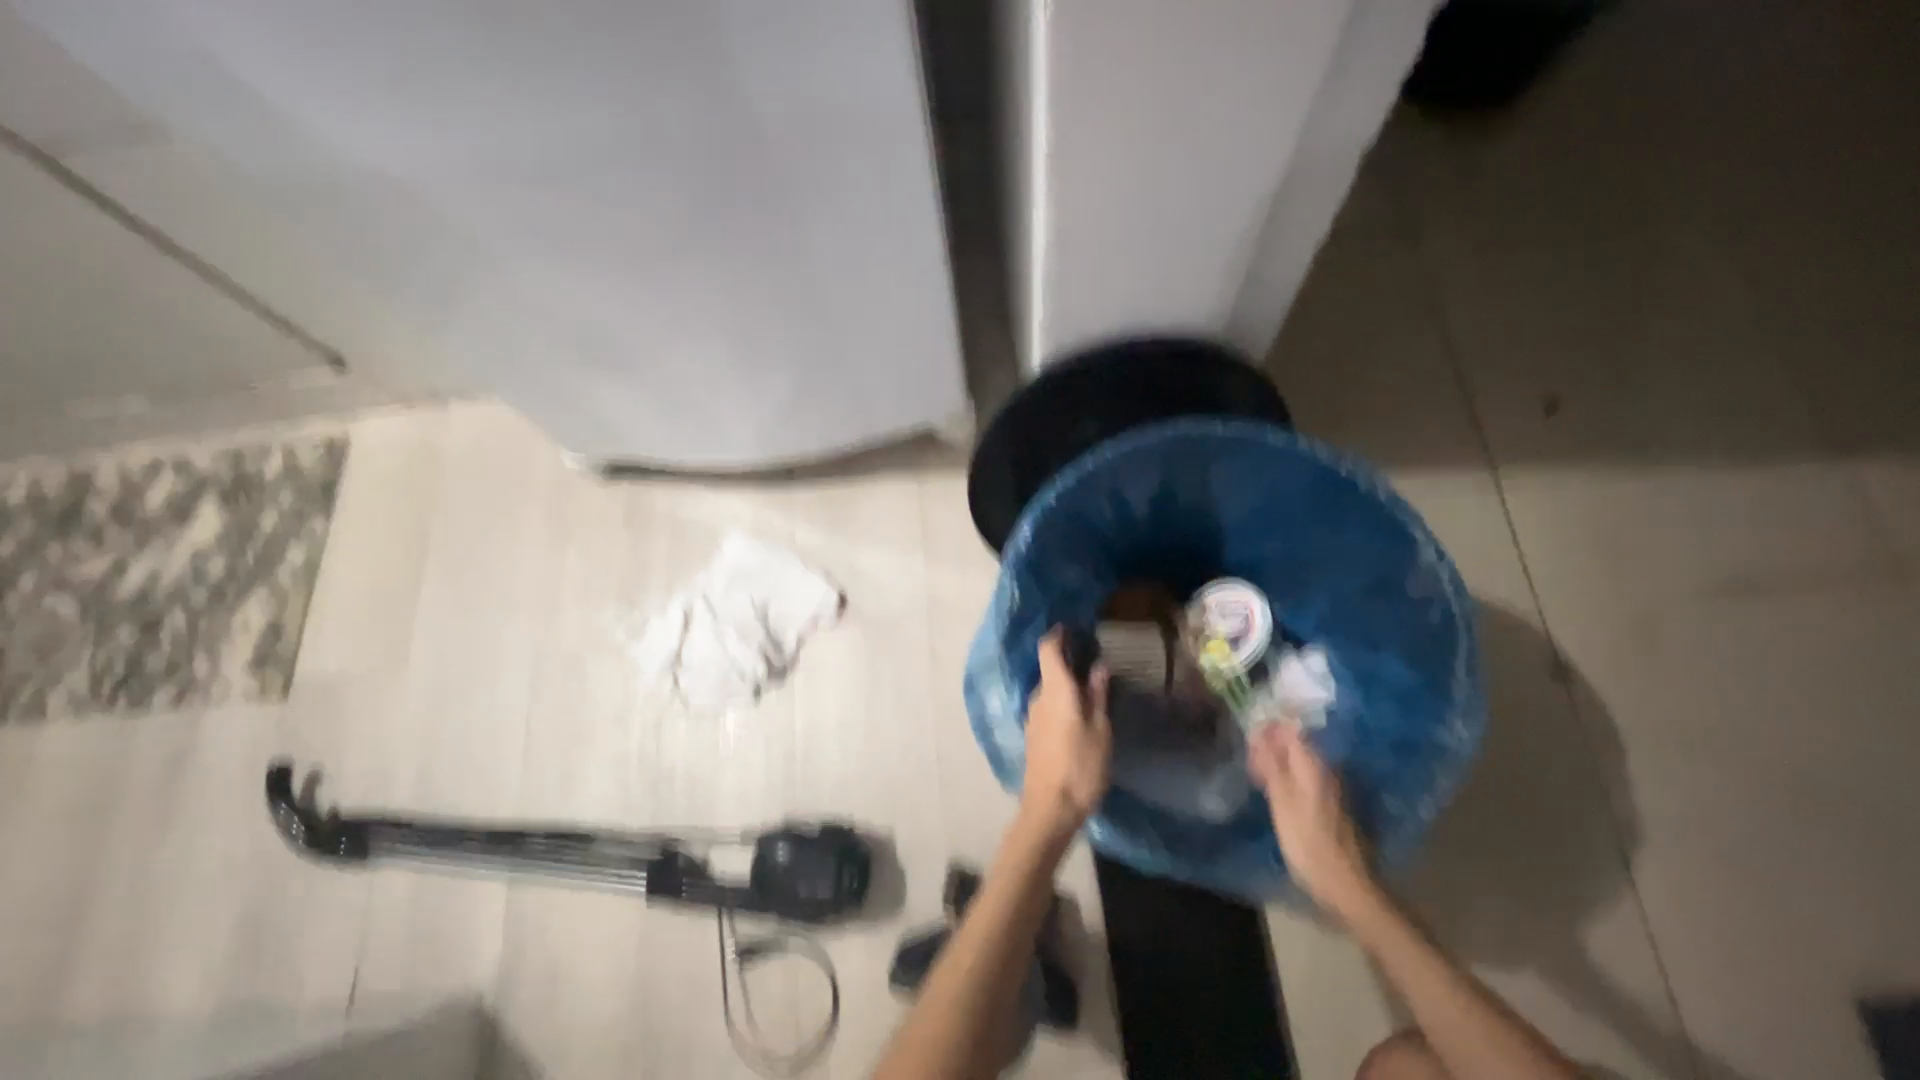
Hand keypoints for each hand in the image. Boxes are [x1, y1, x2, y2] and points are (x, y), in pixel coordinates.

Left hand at [1021, 628, 1111, 835]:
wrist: (1049, 809)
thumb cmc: (1081, 767)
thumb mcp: (1100, 730)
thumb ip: (1097, 696)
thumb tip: (1098, 666)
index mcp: (1055, 690)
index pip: (1048, 649)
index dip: (1058, 635)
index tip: (1073, 627)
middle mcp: (1038, 698)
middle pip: (1049, 670)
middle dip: (1069, 663)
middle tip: (1094, 661)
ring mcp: (1032, 718)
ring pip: (1049, 691)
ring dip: (1066, 686)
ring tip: (1092, 689)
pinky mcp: (1032, 736)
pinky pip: (1047, 708)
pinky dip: (1061, 702)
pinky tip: (1078, 715)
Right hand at [1248, 723, 1376, 919]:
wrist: (1347, 885)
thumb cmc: (1308, 845)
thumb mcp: (1282, 804)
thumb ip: (1273, 766)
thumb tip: (1262, 731)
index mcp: (1314, 766)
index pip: (1292, 730)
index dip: (1269, 729)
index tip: (1248, 737)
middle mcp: (1329, 771)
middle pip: (1299, 745)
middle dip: (1273, 745)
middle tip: (1249, 759)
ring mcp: (1336, 788)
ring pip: (1304, 762)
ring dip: (1281, 763)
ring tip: (1258, 775)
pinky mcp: (1337, 806)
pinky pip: (1309, 779)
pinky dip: (1291, 779)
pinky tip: (1278, 793)